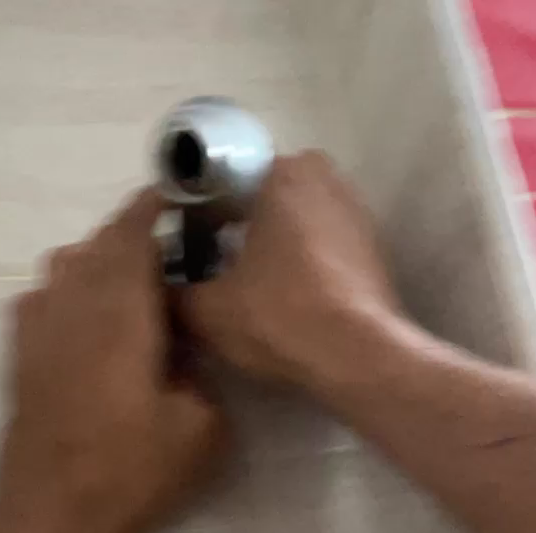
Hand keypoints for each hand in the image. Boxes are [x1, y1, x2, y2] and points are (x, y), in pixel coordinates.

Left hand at [0, 189, 227, 532]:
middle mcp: (72, 304)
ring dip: (100, 259)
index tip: (178, 198)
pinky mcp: (19, 352)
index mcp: (120, 314)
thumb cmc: (128, 474)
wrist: (49, 515)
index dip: (154, 208)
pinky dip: (71, 288)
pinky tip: (90, 315)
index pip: (133, 235)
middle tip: (170, 247)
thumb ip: (203, 375)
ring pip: (66, 265)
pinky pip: (43, 295)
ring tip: (133, 282)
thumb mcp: (200, 432)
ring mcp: (37, 326)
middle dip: (132, 233)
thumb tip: (186, 348)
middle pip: (98, 243)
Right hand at [177, 152, 403, 383]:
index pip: (222, 182)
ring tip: (252, 290)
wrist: (359, 357)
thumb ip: (175, 292)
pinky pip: (323, 247)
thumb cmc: (279, 319)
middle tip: (218, 273)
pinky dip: (304, 266)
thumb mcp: (208, 311)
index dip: (197, 217)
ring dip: (273, 249)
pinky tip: (290, 299)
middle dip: (238, 231)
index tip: (187, 251)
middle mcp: (323, 177)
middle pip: (261, 202)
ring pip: (295, 224)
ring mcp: (355, 211)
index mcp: (280, 172)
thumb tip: (161, 286)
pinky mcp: (373, 248)